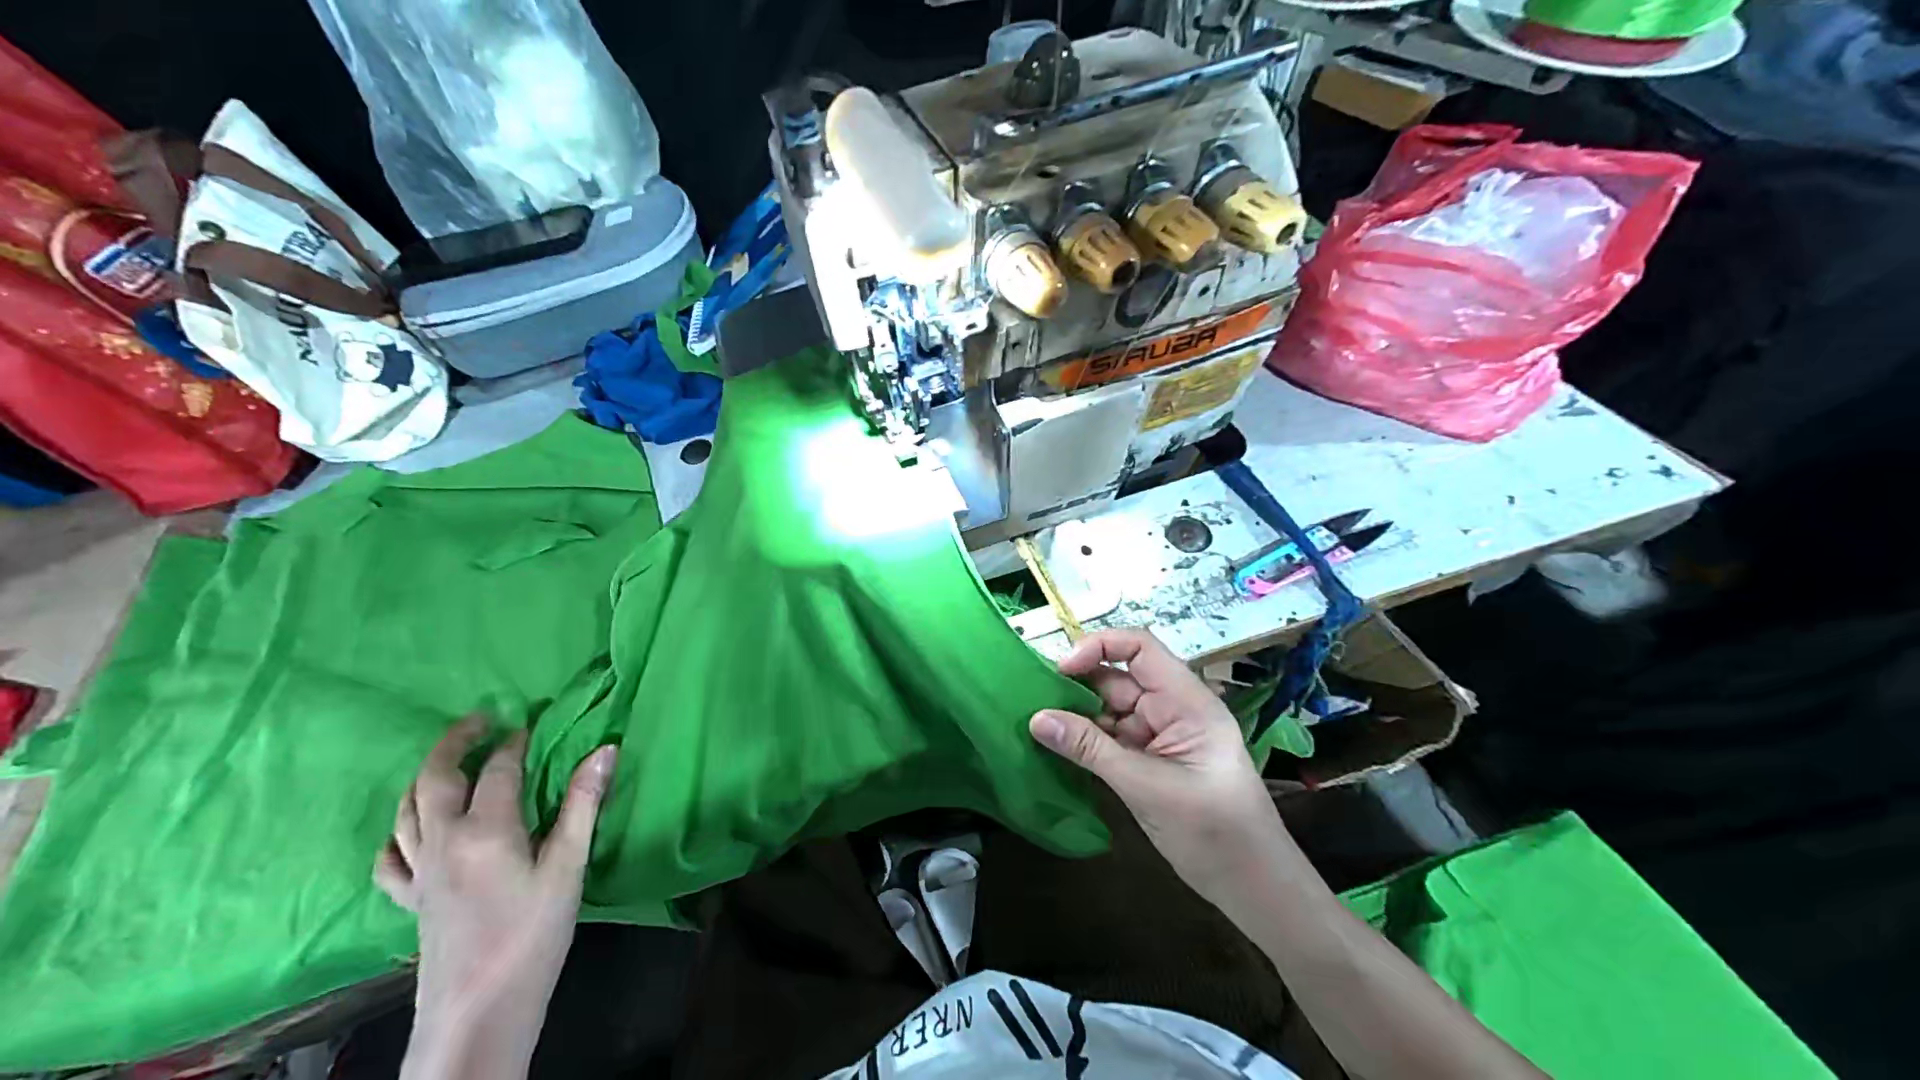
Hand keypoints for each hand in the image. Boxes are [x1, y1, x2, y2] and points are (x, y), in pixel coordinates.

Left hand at [375, 715, 616, 1079]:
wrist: (480, 1010)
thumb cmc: (533, 934)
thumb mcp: (568, 867)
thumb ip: (583, 804)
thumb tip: (605, 749)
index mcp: (485, 829)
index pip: (497, 769)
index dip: (514, 742)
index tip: (531, 722)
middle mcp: (442, 841)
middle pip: (435, 778)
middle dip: (455, 742)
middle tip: (479, 719)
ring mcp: (418, 871)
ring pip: (406, 810)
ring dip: (425, 776)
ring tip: (448, 760)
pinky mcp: (408, 899)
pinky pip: (390, 856)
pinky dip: (398, 832)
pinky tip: (411, 830)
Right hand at [1029, 629, 1288, 902]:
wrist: (1253, 886)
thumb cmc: (1213, 830)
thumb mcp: (1147, 787)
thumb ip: (1090, 750)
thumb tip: (1036, 719)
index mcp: (1186, 701)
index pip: (1140, 648)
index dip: (1099, 646)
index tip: (1060, 669)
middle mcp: (1172, 709)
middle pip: (1118, 678)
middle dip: (1077, 684)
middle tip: (1032, 699)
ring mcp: (1160, 736)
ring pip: (1110, 710)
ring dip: (1076, 715)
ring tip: (1035, 723)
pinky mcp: (1150, 762)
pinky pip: (1111, 739)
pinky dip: (1085, 741)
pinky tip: (1055, 747)